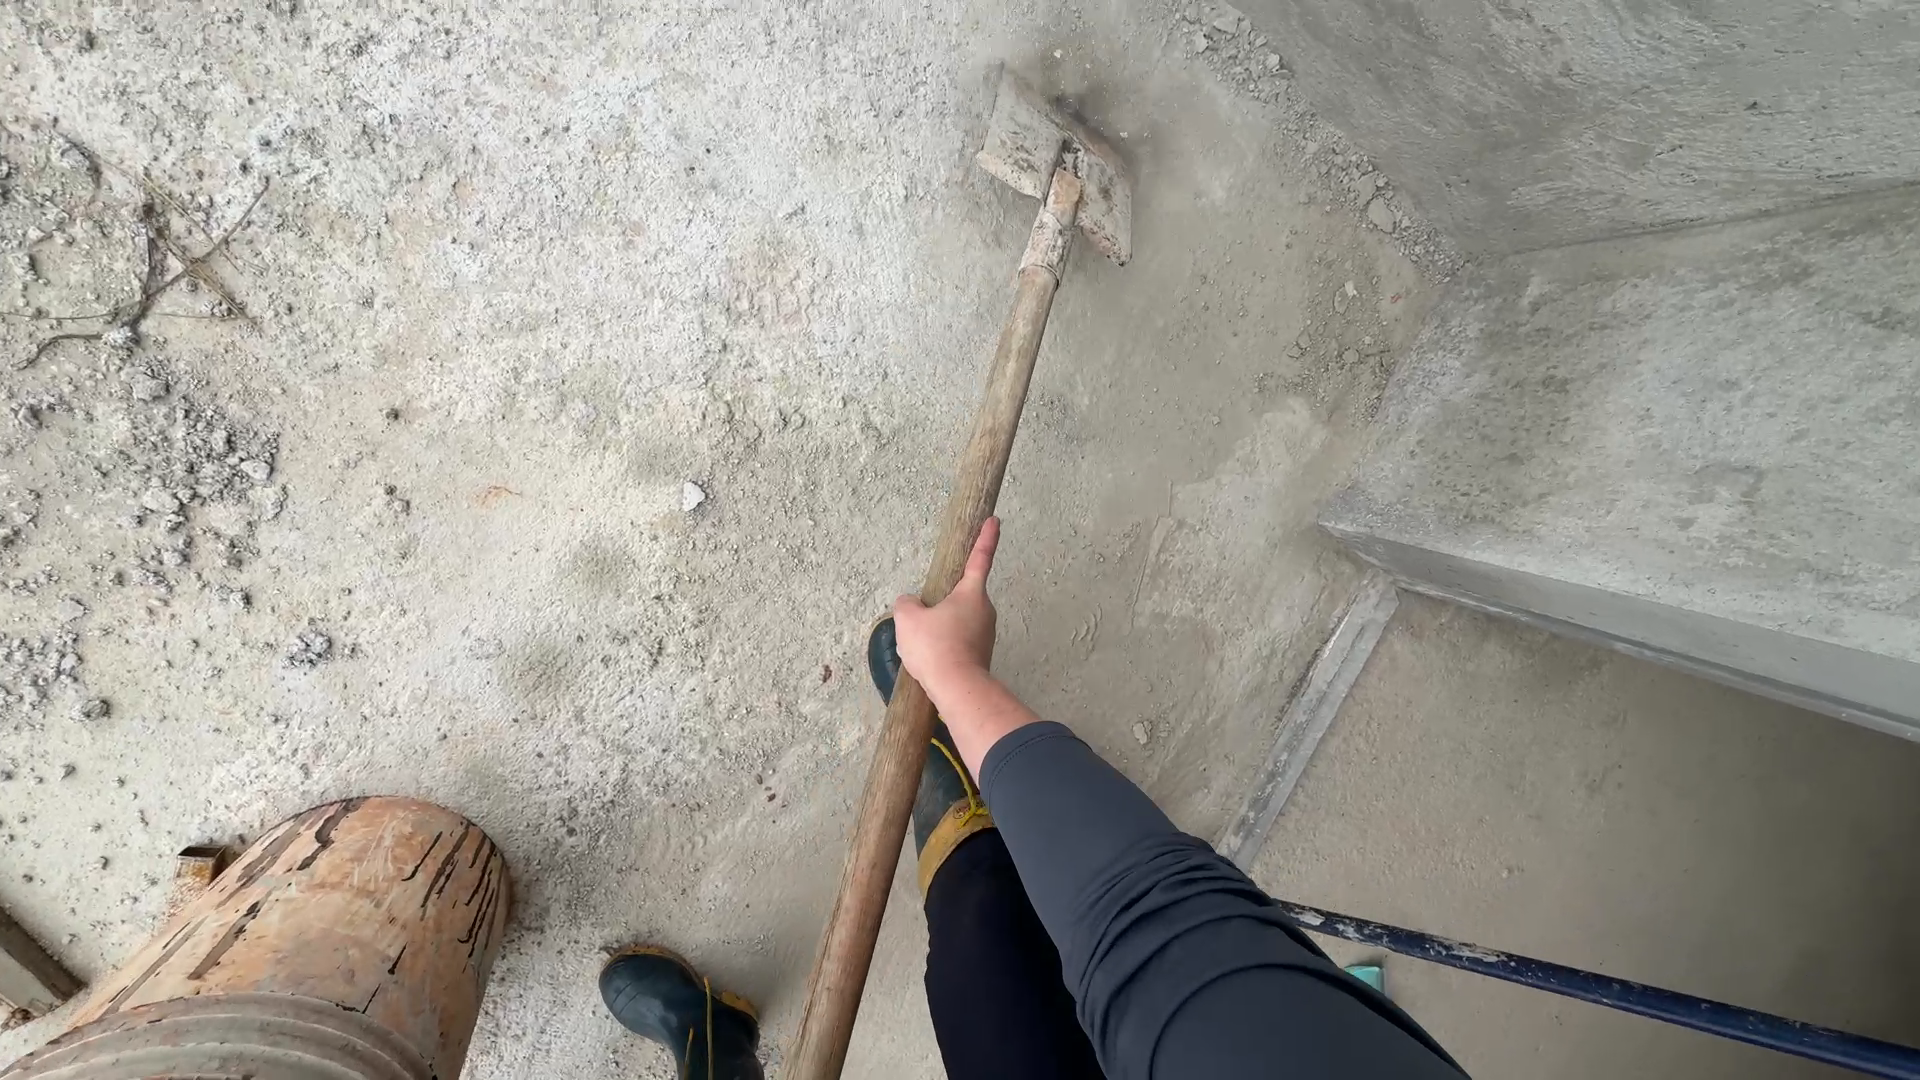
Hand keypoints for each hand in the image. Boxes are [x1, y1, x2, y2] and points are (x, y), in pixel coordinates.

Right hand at [894, 516, 999, 694]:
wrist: (956, 688)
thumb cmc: (935, 646)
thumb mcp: (907, 618)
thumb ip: (907, 604)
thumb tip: (911, 605)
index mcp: (972, 593)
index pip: (980, 557)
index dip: (986, 537)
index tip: (994, 520)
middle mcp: (985, 610)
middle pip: (960, 597)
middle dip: (942, 603)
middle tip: (923, 619)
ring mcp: (986, 634)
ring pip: (957, 622)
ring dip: (940, 629)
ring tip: (923, 646)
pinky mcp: (981, 655)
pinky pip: (958, 643)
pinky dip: (944, 647)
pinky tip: (930, 660)